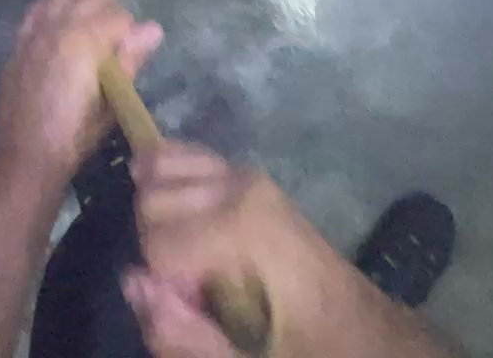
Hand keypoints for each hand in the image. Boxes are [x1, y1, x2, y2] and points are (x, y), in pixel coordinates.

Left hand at [0, 0, 162, 185]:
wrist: (24, 156)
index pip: (119, 16)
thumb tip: (154, 28)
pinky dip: (54, 4)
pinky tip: (61, 13)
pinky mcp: (20, 41)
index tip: (132, 51)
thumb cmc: (74, 137)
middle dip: (109, 8)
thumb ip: (130, 60)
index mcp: (86, 41)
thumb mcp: (110, 104)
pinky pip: (38, 8)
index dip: (131, 31)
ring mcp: (36, 31)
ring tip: (93, 18)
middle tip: (116, 36)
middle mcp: (60, 26)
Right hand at [123, 143, 342, 357]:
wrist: (360, 327)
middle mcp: (239, 183)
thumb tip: (132, 282)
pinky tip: (174, 214)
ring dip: (159, 218)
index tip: (198, 311)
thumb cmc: (309, 349)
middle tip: (195, 291)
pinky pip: (181, 154)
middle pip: (151, 201)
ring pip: (158, 169)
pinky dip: (164, 176)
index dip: (165, 288)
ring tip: (192, 259)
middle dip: (157, 250)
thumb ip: (186, 335)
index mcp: (244, 226)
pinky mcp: (242, 171)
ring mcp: (242, 170)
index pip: (155, 243)